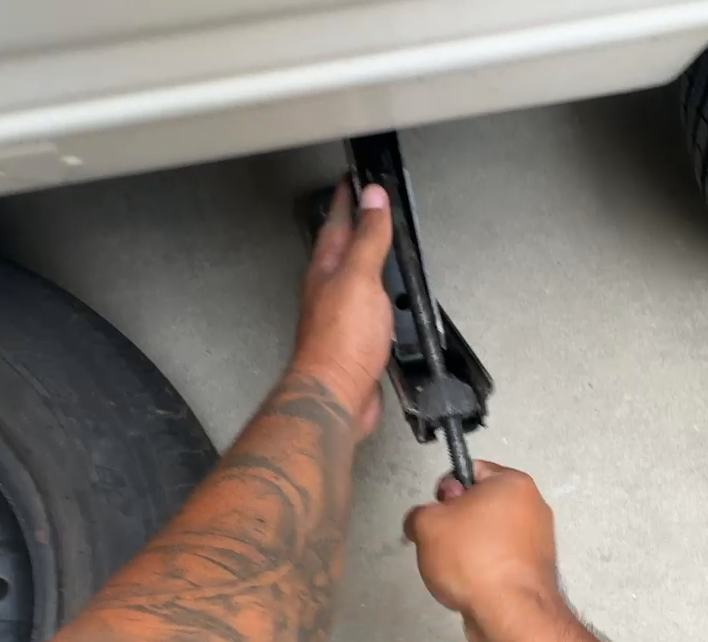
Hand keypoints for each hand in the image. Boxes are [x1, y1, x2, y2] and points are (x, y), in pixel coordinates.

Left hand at [293, 181, 392, 440]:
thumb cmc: (341, 341)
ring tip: (371, 247)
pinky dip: (375, 296)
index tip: (354, 180)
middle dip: (351, 226)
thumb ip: (368, 238)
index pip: (337, 223)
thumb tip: (373, 198)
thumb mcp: (360, 278)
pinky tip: (380, 300)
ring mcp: (340, 317)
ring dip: (362, 260)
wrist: (337, 394)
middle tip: (360, 207)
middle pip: (340, 249)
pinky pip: (365, 307)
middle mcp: (329, 290)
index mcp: (327, 269)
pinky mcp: (355, 342)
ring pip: (351, 278)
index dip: (347, 199)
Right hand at [404, 461, 559, 619]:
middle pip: (480, 505)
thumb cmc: (472, 558)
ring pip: (489, 536)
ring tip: (456, 569)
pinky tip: (472, 585)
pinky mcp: (536, 570)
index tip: (438, 513)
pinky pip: (500, 560)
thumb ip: (419, 513)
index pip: (470, 470)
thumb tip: (424, 522)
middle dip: (456, 523)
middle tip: (443, 543)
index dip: (446, 490)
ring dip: (469, 549)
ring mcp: (539, 541)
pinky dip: (484, 569)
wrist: (510, 613)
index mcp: (513, 483)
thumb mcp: (426, 524)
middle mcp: (534, 506)